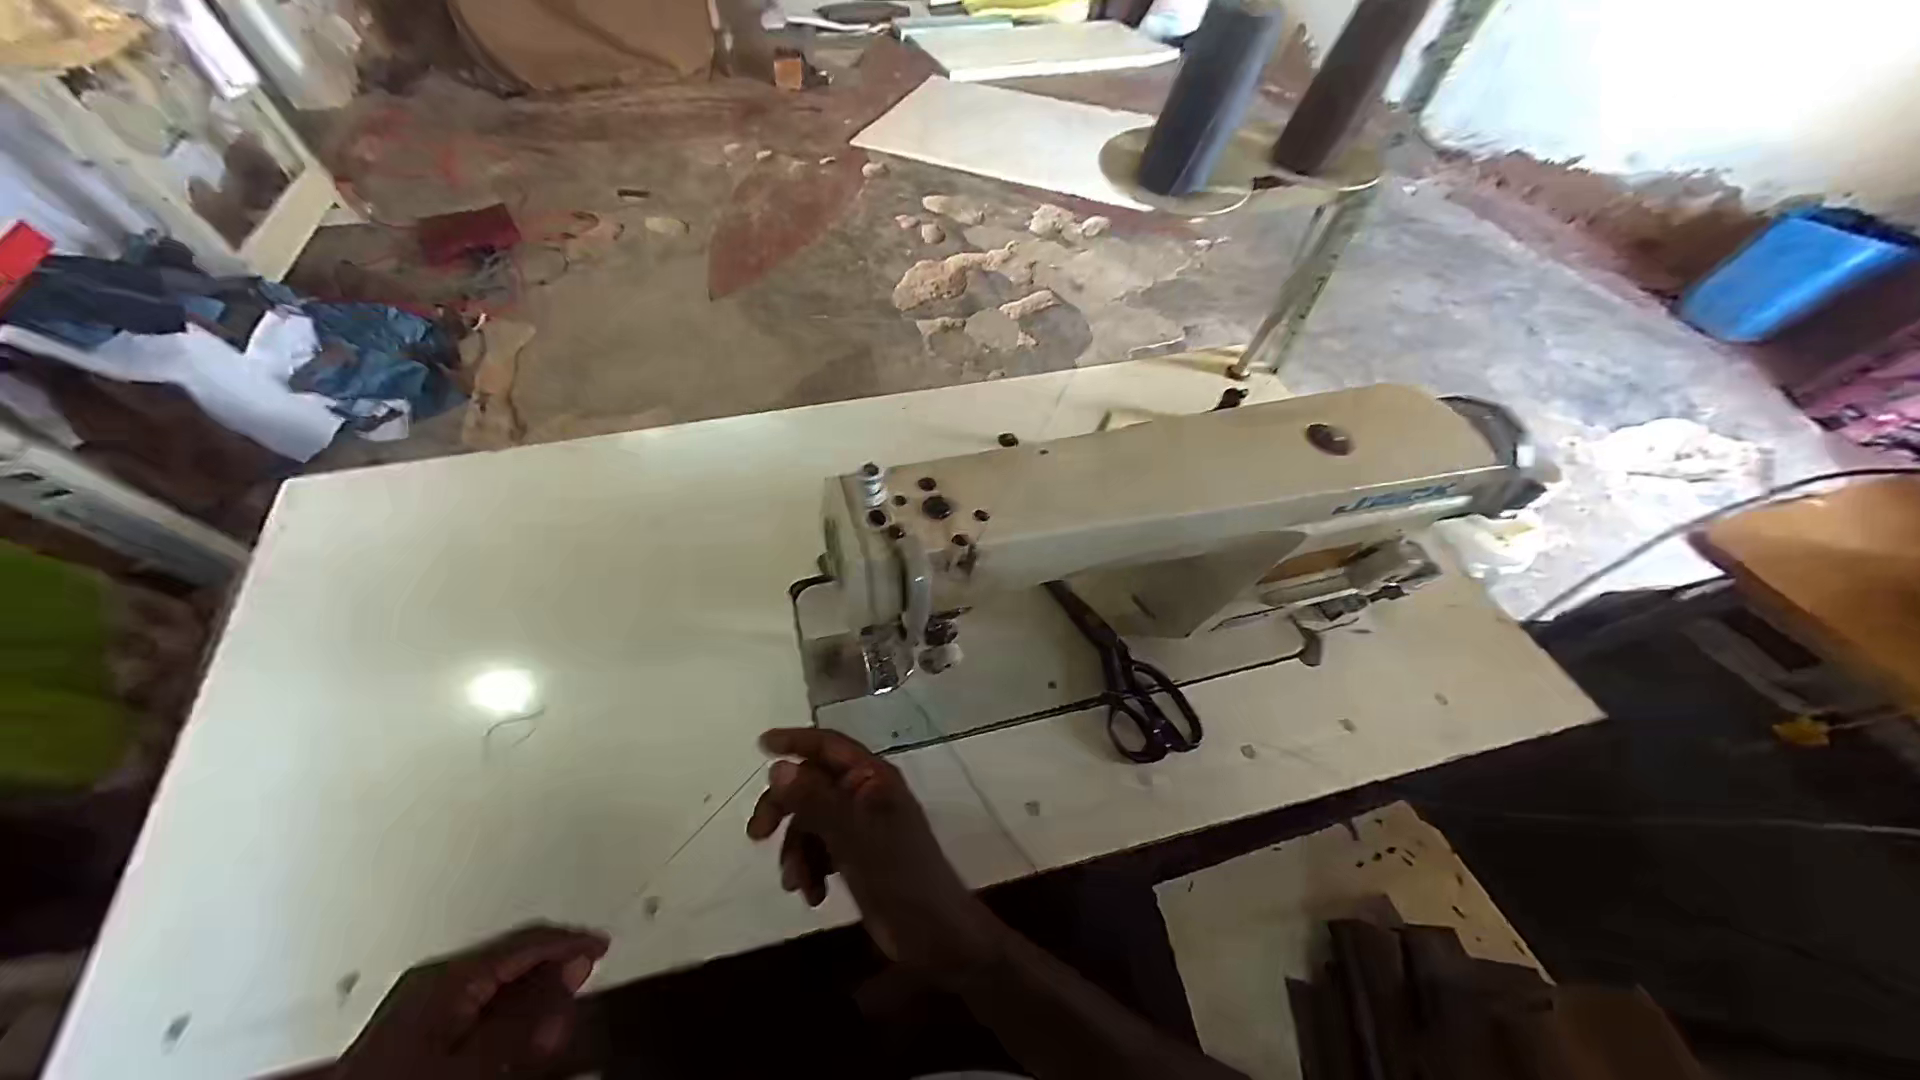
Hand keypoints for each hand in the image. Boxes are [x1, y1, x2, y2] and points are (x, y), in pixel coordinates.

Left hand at [333, 924, 607, 1079]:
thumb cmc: (408, 1077)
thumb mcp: (483, 1048)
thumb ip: (531, 1004)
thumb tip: (574, 964)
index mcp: (448, 971)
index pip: (529, 936)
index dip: (572, 939)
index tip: (600, 943)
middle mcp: (431, 977)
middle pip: (512, 956)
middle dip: (551, 969)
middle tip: (580, 980)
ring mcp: (416, 1003)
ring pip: (495, 981)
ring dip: (529, 995)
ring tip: (552, 1018)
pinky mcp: (410, 1029)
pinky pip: (475, 1002)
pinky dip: (503, 1011)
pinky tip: (513, 1032)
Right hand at [747, 728, 1004, 983]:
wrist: (933, 934)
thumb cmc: (900, 875)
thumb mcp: (852, 837)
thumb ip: (815, 801)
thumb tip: (777, 768)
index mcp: (873, 777)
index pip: (829, 746)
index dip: (795, 741)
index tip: (761, 745)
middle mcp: (866, 793)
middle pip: (811, 784)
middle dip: (784, 809)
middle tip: (757, 834)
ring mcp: (861, 824)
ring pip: (810, 821)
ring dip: (796, 850)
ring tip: (797, 883)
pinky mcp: (856, 854)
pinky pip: (819, 849)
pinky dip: (809, 869)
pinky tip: (813, 896)